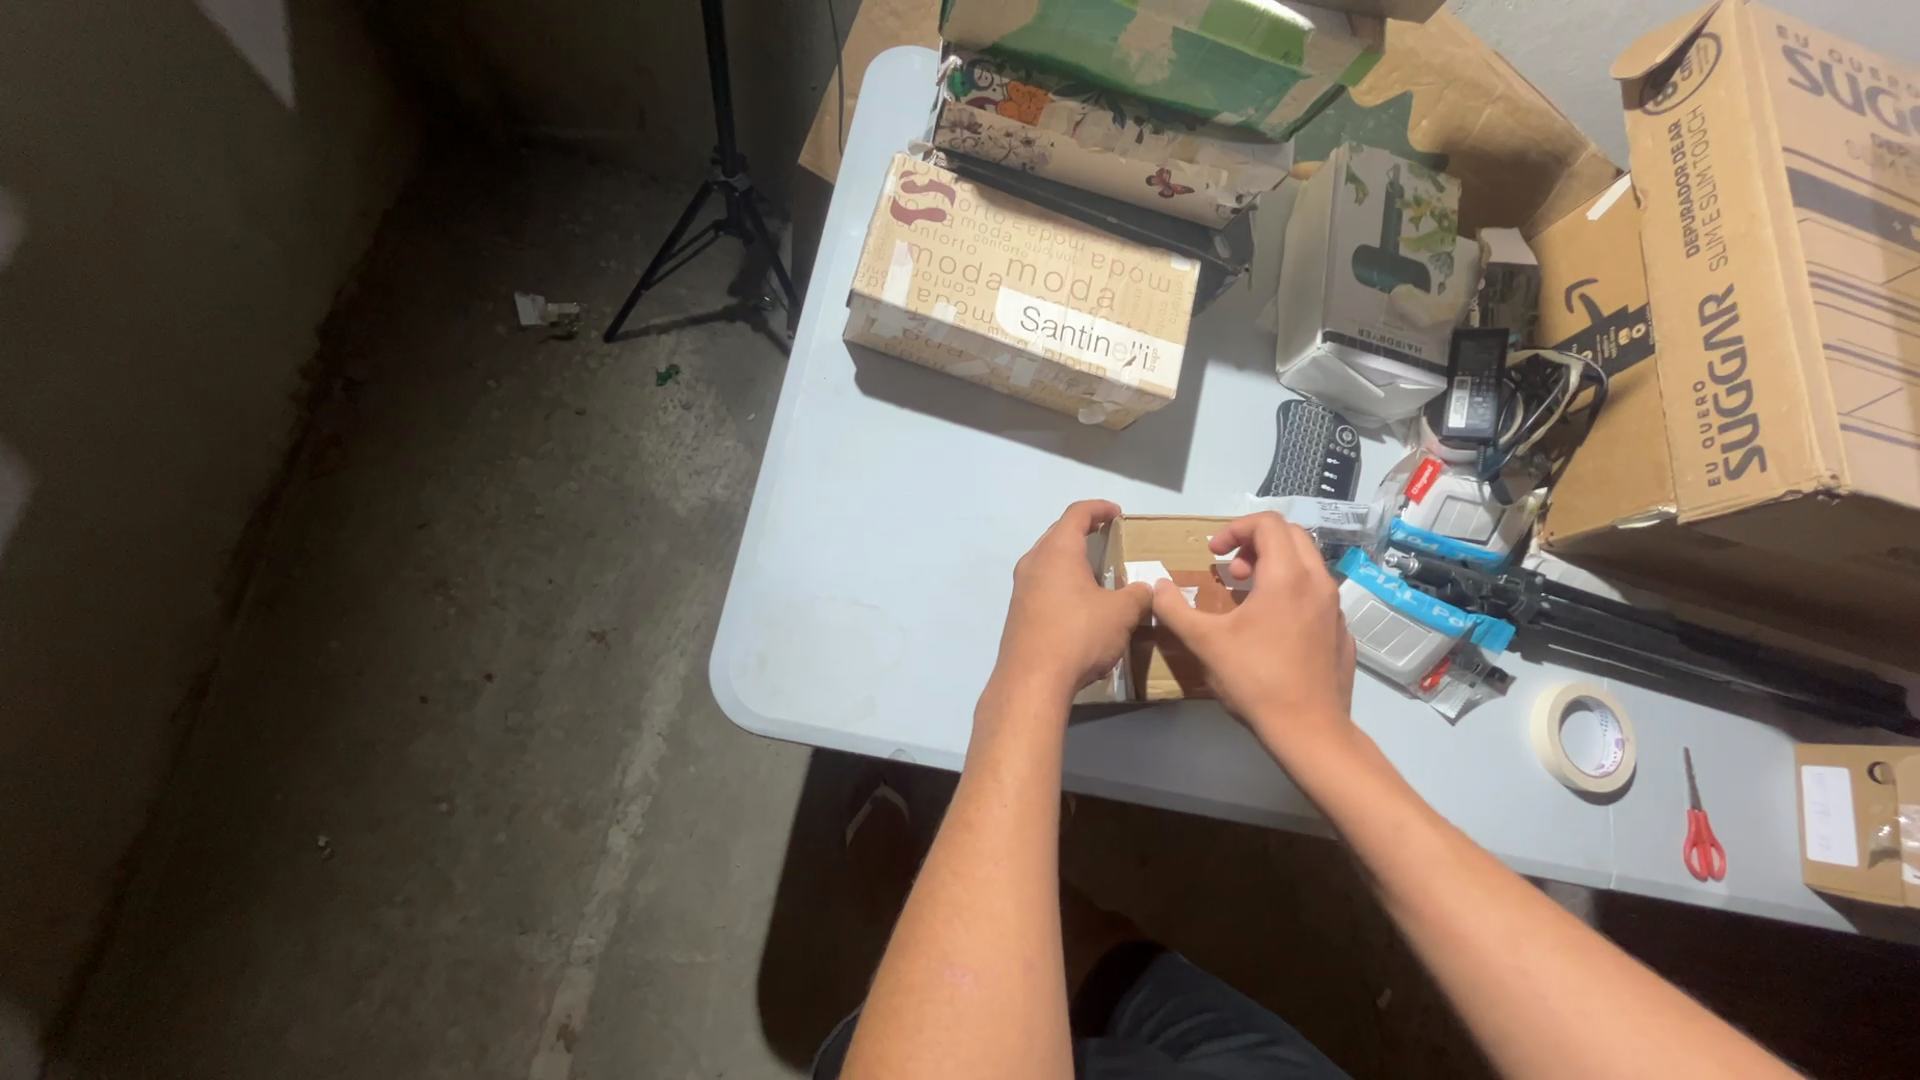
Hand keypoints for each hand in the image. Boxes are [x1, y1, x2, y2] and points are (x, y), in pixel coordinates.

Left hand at [992, 500, 1152, 703]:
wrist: (1032, 680)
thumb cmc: (1079, 635)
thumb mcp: (1121, 613)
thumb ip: (1138, 595)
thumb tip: (1146, 590)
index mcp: (1057, 550)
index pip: (1077, 513)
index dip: (1099, 508)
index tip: (1117, 513)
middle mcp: (1033, 562)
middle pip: (1058, 533)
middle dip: (1083, 531)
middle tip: (1106, 537)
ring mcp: (1021, 588)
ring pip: (1047, 561)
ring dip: (1070, 560)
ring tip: (1095, 572)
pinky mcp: (1017, 613)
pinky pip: (1041, 585)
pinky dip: (1061, 583)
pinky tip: (1078, 603)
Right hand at [1148, 512, 1355, 759]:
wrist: (1309, 729)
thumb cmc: (1255, 679)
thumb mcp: (1204, 642)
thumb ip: (1174, 608)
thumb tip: (1157, 586)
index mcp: (1287, 576)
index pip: (1268, 523)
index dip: (1235, 528)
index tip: (1213, 553)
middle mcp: (1318, 583)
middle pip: (1291, 536)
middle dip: (1254, 543)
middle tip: (1230, 571)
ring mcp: (1335, 608)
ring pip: (1307, 565)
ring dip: (1273, 567)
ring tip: (1246, 596)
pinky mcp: (1341, 632)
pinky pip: (1316, 595)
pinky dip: (1291, 593)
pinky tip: (1271, 629)